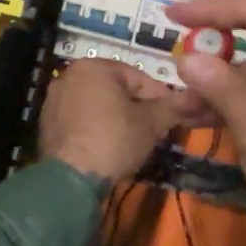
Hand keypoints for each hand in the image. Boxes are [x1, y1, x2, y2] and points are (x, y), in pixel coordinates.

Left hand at [40, 59, 196, 182]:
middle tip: (155, 132)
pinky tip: (108, 149)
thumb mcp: (151, 122)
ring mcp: (53, 102)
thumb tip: (199, 98)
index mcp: (92, 67)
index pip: (139, 77)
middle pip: (116, 91)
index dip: (162, 98)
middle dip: (138, 109)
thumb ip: (174, 107)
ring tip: (133, 143)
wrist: (72, 178)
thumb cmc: (115, 139)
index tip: (174, 118)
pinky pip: (80, 122)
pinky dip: (96, 131)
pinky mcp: (46, 127)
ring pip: (97, 107)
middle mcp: (67, 77)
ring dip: (117, 120)